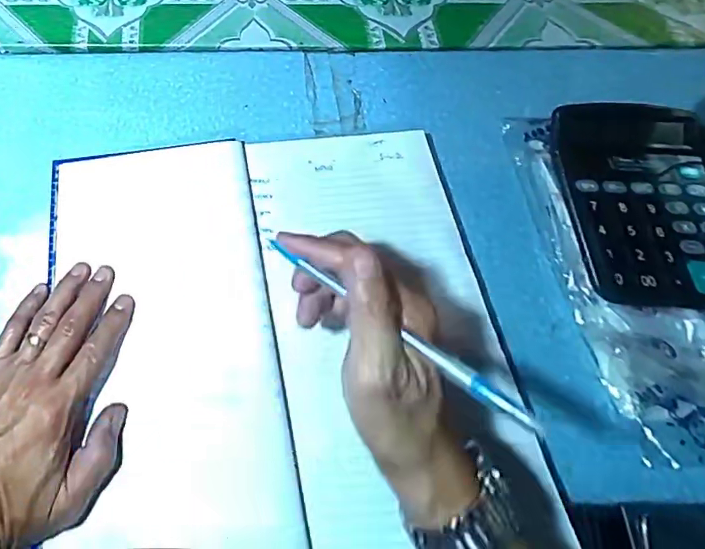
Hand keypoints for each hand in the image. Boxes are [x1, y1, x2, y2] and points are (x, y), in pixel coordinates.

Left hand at [0, 262, 134, 548]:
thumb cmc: (18, 508)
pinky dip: (25, 307)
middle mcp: (36, 381)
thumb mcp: (71, 498)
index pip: (95, 353)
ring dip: (64, 292)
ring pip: (42, 321)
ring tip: (79, 269)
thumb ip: (101, 452)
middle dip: (92, 296)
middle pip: (71, 328)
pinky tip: (39, 290)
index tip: (125, 301)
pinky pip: (9, 331)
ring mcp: (8, 373)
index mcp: (60, 407)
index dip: (113, 323)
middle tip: (106, 272)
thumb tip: (118, 409)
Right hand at [276, 231, 478, 527]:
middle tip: (296, 293)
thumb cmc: (392, 420)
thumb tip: (358, 255)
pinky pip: (356, 291)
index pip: (358, 257)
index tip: (284, 245)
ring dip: (323, 285)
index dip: (319, 248)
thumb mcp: (375, 368)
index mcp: (407, 306)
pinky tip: (324, 319)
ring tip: (306, 316)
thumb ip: (369, 308)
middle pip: (355, 259)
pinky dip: (333, 298)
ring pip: (353, 273)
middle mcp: (409, 300)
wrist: (419, 459)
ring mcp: (403, 310)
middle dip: (318, 266)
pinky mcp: (394, 322)